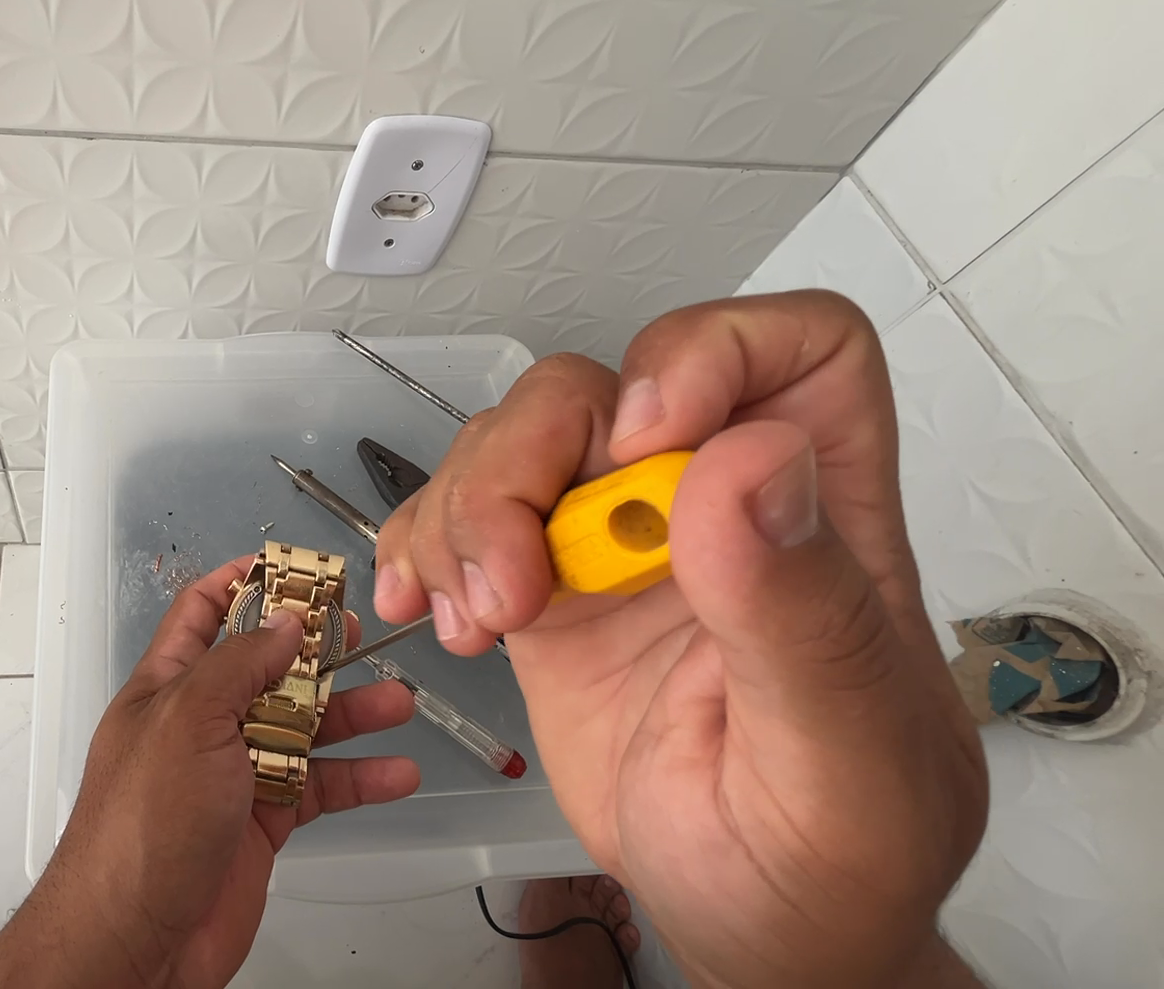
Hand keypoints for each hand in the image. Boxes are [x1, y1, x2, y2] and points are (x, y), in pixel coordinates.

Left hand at [0, 557, 419, 988]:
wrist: (136, 940)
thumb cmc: (144, 822)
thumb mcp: (189, 720)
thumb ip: (239, 664)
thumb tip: (284, 620)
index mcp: (171, 683)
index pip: (204, 611)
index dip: (243, 583)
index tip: (293, 570)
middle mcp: (204, 720)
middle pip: (266, 667)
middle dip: (312, 648)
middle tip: (356, 633)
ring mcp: (236, 770)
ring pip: (302, 726)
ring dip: (350, 713)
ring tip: (397, 700)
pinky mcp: (264, 819)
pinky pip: (319, 787)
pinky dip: (357, 779)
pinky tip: (395, 773)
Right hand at [374, 291, 987, 988]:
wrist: (727, 908)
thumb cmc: (815, 855)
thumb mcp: (841, 765)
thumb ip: (803, 618)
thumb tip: (745, 462)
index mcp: (811, 508)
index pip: (788, 347)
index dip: (706, 354)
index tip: (638, 447)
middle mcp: (691, 498)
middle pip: (585, 393)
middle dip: (516, 474)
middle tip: (506, 593)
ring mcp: (597, 535)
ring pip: (501, 445)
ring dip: (457, 523)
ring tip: (469, 625)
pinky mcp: (529, 576)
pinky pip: (450, 512)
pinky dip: (415, 546)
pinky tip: (419, 608)